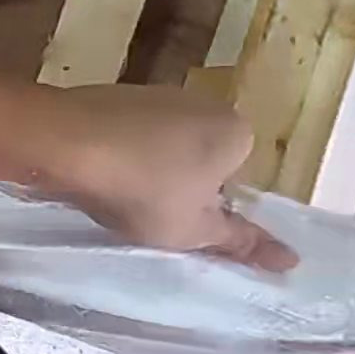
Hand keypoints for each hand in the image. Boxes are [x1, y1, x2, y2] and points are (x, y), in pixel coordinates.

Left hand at [25, 84, 294, 271]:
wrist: (63, 140)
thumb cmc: (142, 188)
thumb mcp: (194, 229)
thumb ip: (241, 242)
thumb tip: (291, 260)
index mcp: (234, 129)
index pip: (235, 182)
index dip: (206, 208)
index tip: (178, 220)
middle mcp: (201, 102)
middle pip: (198, 160)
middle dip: (176, 187)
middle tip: (148, 211)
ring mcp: (154, 93)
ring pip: (160, 148)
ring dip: (144, 171)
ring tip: (117, 192)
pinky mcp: (114, 94)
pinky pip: (127, 134)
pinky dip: (116, 152)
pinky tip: (96, 170)